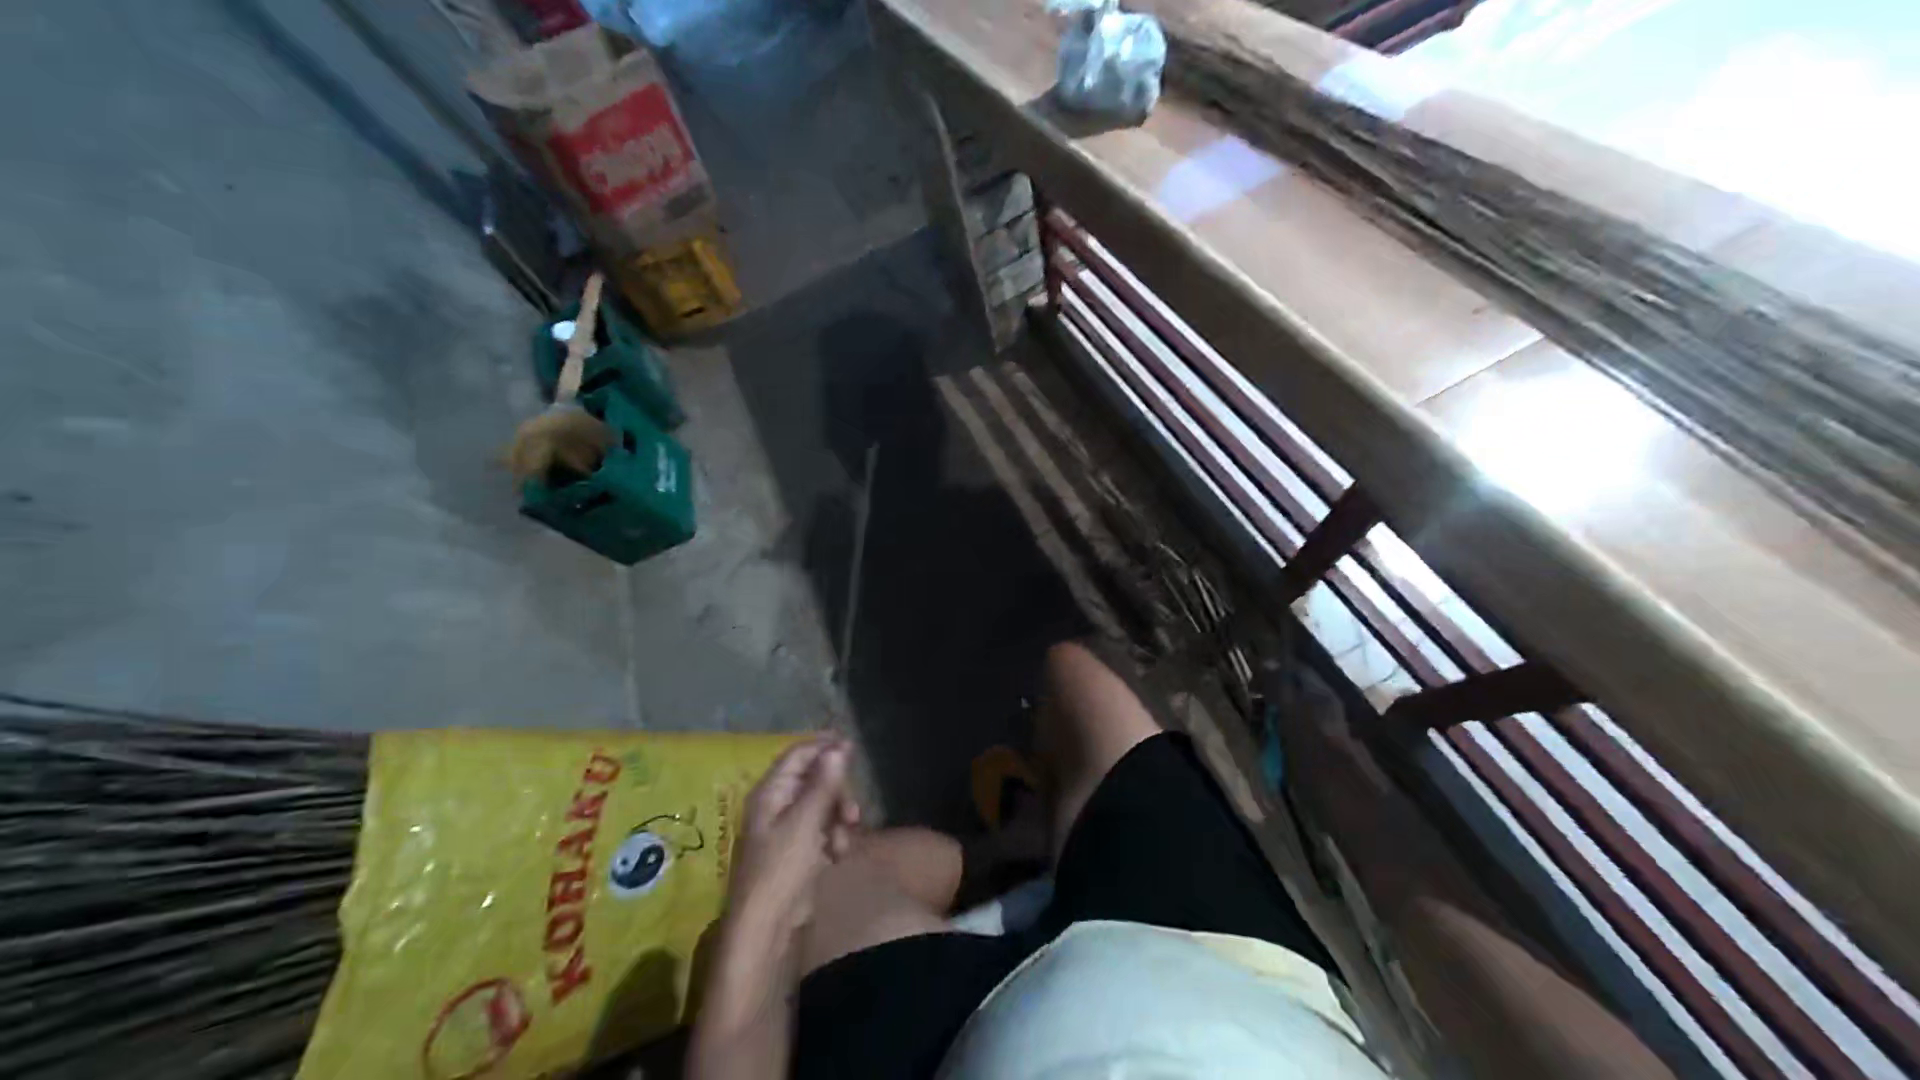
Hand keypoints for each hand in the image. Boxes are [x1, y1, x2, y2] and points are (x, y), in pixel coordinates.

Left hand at [726, 736, 860, 941]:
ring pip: (821, 807)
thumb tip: (838, 748)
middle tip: (852, 810)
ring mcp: (786, 830)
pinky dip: (833, 837)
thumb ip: (823, 784)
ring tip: (846, 838)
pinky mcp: (797, 853)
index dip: (823, 747)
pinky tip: (839, 854)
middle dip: (837, 791)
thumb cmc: (781, 868)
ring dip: (838, 817)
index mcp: (770, 792)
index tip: (852, 746)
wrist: (766, 928)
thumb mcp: (806, 821)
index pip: (798, 755)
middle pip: (813, 780)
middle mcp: (776, 806)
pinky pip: (821, 831)